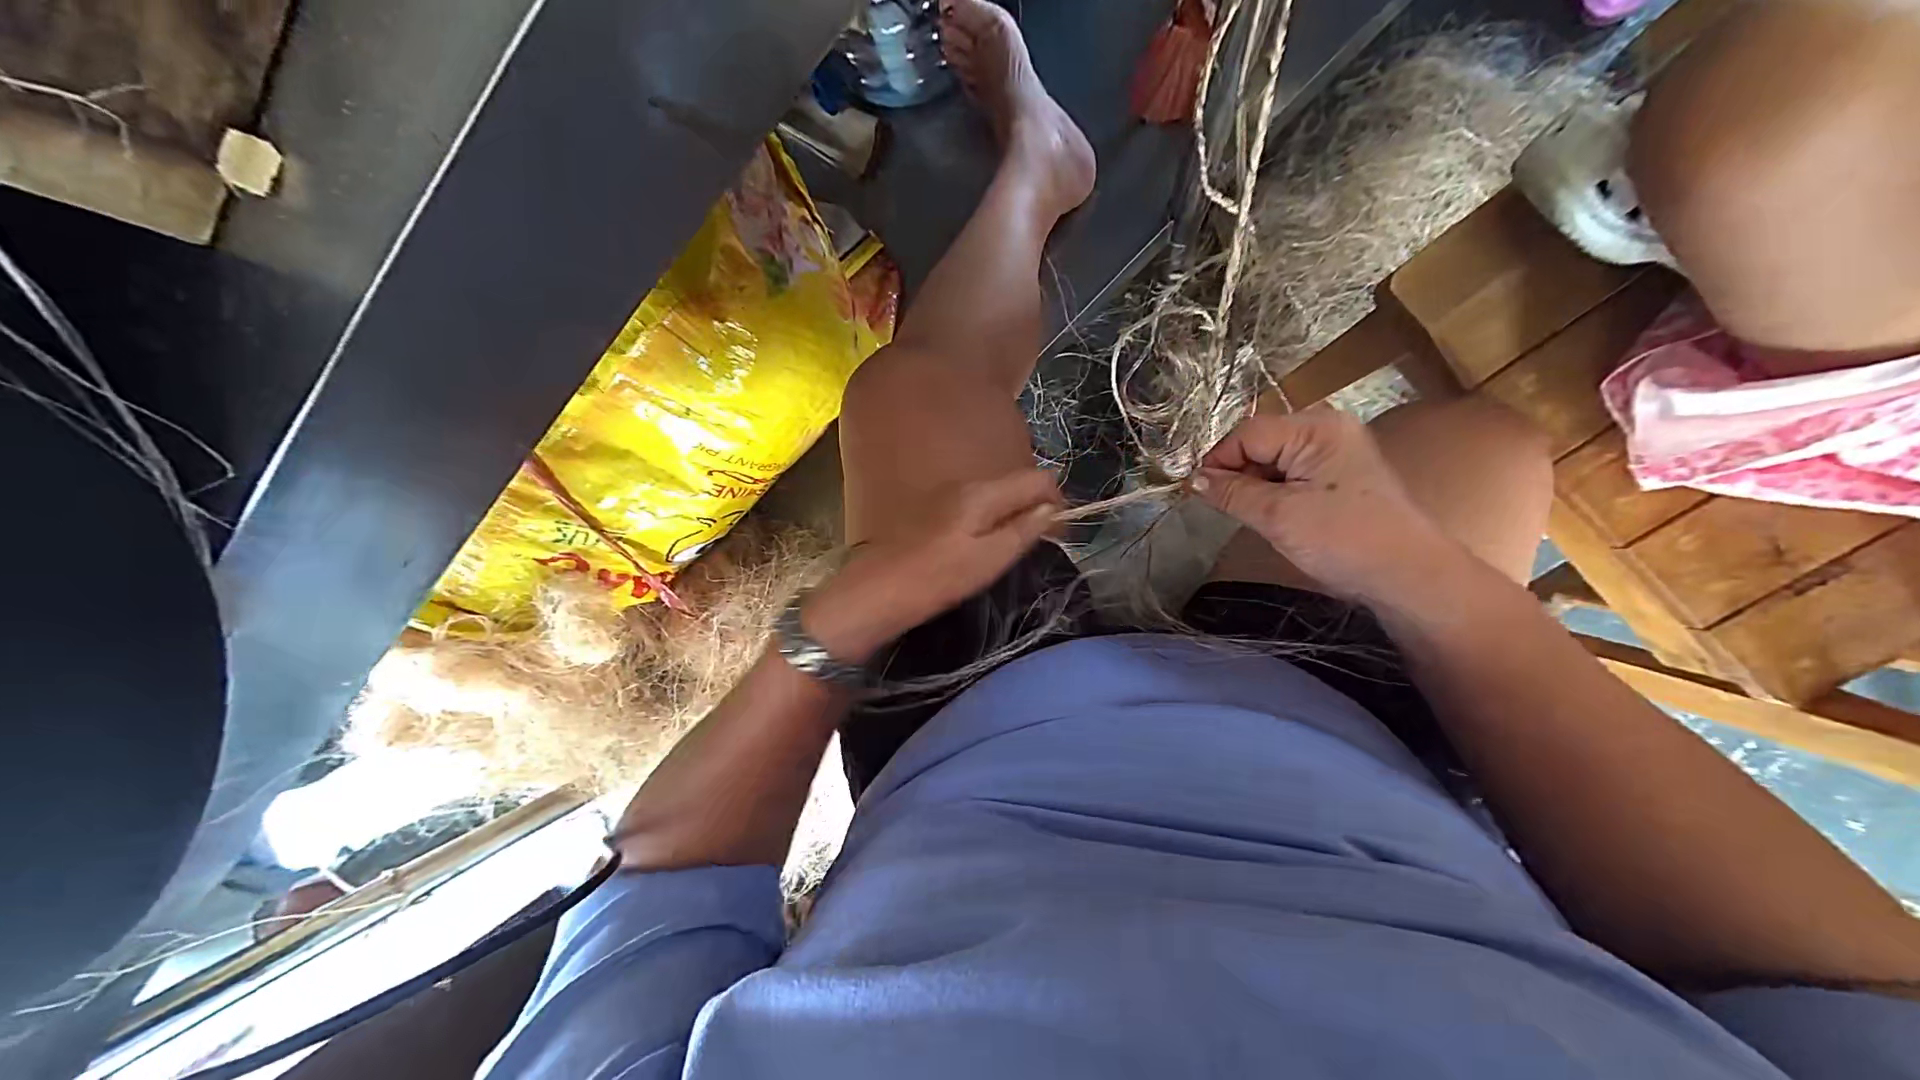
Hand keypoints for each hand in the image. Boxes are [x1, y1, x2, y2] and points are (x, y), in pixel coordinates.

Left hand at [801, 467, 1063, 662]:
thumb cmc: (935, 579)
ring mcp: (945, 496)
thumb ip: (1024, 529)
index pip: (1037, 478)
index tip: (1063, 530)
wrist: (874, 592)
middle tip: (1043, 541)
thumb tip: (1054, 508)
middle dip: (1037, 506)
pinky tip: (984, 547)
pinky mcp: (932, 512)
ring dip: (1014, 513)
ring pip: (996, 495)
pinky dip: (992, 520)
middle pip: (1016, 483)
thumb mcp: (989, 559)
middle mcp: (965, 484)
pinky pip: (976, 506)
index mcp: (982, 492)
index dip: (1059, 499)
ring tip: (1016, 547)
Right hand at [1189, 408, 1465, 609]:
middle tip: (1227, 508)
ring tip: (1254, 515)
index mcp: (1315, 427)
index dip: (1217, 461)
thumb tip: (1193, 481)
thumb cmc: (1344, 541)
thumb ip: (1232, 493)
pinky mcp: (1339, 471)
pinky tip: (1274, 515)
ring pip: (1272, 458)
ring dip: (1254, 484)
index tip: (1197, 494)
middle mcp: (1327, 426)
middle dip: (1237, 472)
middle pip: (1259, 441)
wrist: (1408, 576)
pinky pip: (1291, 470)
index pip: (1246, 433)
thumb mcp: (1278, 516)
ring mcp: (1336, 448)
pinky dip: (1273, 490)